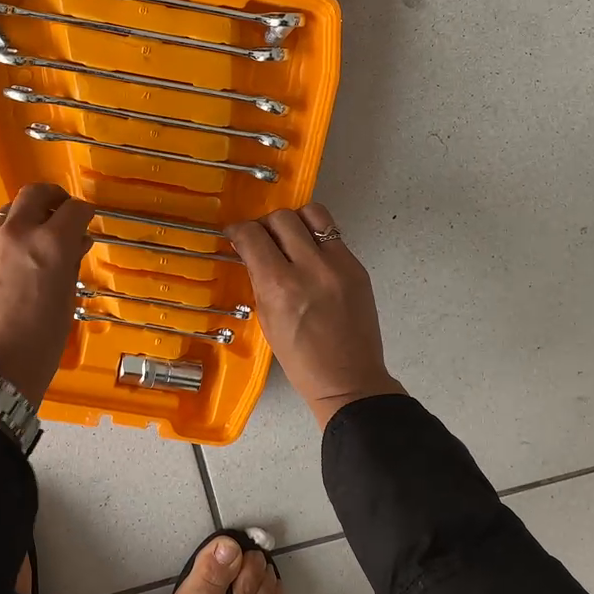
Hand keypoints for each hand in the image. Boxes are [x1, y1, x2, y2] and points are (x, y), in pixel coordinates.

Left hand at [0, 183, 94, 404]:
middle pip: (34, 193)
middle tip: (61, 211)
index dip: (84, 211)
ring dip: (25, 216)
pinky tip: (11, 260)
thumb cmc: (40, 343)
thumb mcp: (66, 301)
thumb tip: (75, 243)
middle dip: (52, 197)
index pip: (73, 209)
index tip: (86, 218)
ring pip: (8, 211)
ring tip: (34, 235)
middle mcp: (17, 234)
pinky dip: (6, 237)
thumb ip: (70, 263)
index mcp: (50, 244)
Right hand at [225, 204, 404, 427]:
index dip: (238, 231)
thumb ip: (258, 278)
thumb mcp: (266, 318)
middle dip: (265, 225)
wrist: (349, 379)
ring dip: (295, 222)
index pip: (252, 235)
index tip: (236, 235)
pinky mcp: (358, 267)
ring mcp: (339, 265)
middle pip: (281, 218)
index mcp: (280, 286)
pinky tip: (312, 258)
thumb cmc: (299, 358)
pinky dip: (316, 239)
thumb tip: (249, 249)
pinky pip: (333, 234)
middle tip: (263, 240)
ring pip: (312, 213)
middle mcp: (310, 268)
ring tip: (291, 240)